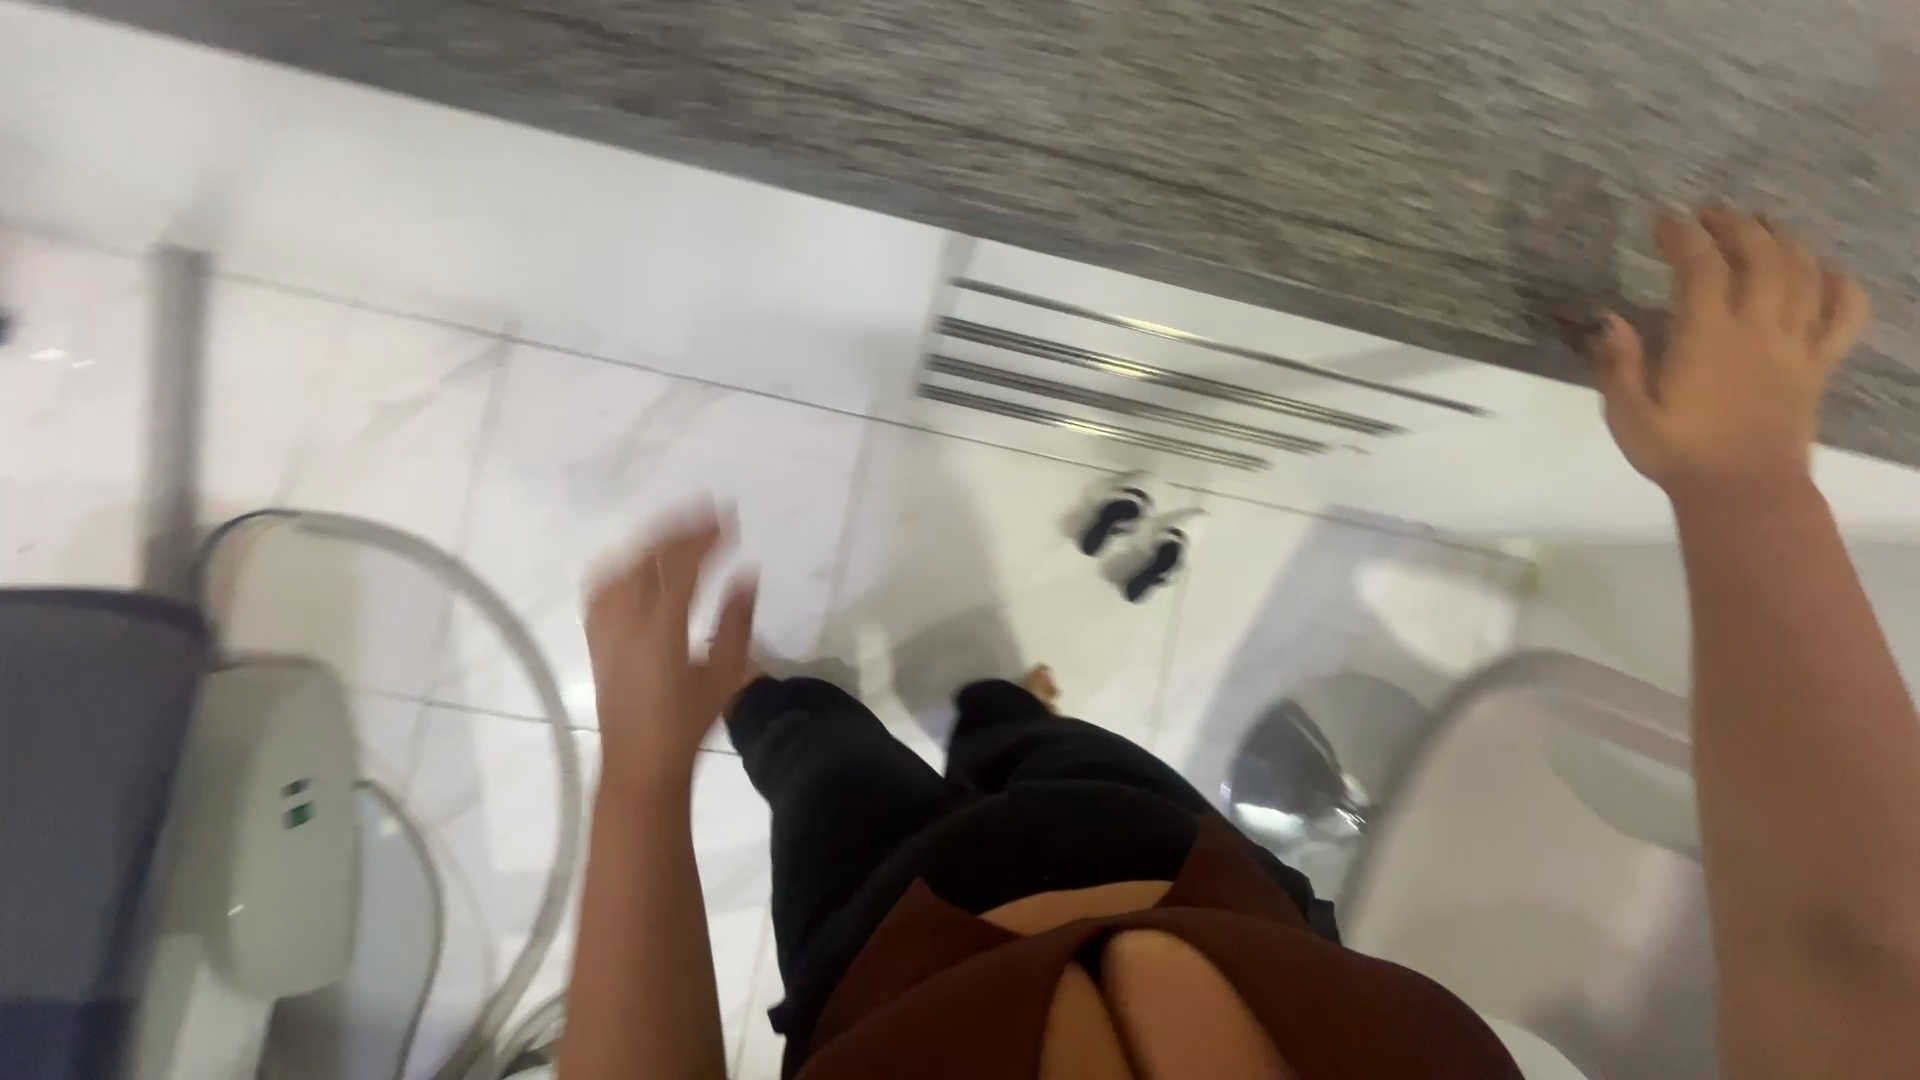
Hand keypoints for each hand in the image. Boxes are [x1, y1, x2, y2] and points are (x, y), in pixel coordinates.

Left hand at [584, 504, 757, 788]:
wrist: (637, 762)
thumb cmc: (688, 724)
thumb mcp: (726, 675)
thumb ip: (736, 622)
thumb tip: (747, 574)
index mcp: (662, 630)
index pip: (682, 566)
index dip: (704, 537)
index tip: (727, 518)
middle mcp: (626, 621)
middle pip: (647, 557)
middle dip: (678, 527)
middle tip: (708, 512)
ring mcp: (605, 628)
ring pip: (620, 567)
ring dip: (650, 541)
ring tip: (678, 531)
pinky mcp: (595, 637)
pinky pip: (603, 586)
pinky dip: (624, 564)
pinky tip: (640, 563)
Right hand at [1592, 205, 1870, 502]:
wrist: (1742, 488)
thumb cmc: (1675, 451)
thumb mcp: (1627, 412)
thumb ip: (1619, 363)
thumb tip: (1608, 319)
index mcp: (1708, 338)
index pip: (1701, 269)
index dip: (1684, 238)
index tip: (1662, 224)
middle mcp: (1759, 329)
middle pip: (1761, 258)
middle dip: (1736, 227)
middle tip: (1711, 214)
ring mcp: (1796, 344)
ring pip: (1804, 274)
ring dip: (1783, 242)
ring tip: (1762, 228)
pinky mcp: (1817, 364)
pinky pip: (1844, 313)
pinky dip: (1838, 283)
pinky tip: (1823, 274)